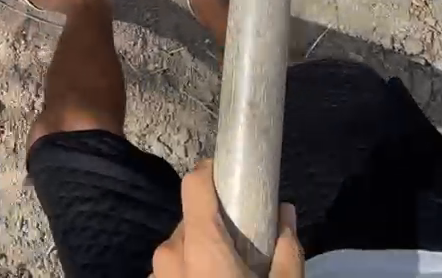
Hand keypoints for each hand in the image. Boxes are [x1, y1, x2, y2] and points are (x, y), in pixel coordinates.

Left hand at [152, 161, 304, 277]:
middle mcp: (169, 254)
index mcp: (199, 244)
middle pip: (191, 220)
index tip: (230, 175)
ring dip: (201, 253)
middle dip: (214, 226)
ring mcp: (155, 274)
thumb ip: (286, 252)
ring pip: (181, 248)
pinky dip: (189, 273)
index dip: (211, 173)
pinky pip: (172, 272)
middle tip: (241, 246)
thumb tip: (286, 212)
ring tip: (228, 273)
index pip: (194, 183)